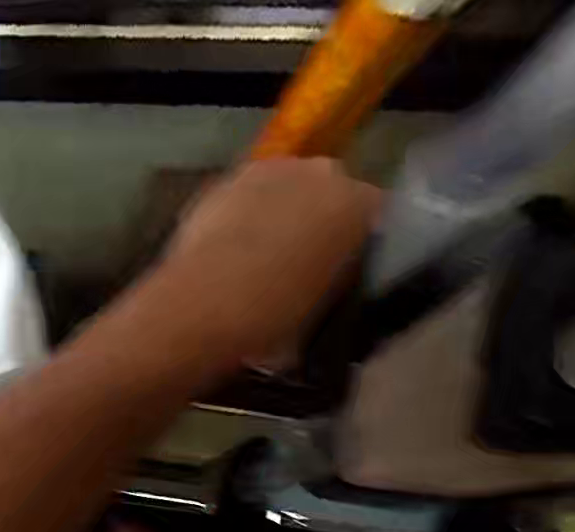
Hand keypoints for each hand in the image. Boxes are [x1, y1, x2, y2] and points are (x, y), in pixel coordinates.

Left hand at [152, 158, 379, 357]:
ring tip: (248, 256)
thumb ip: (331, 286)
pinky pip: (237, 198)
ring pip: (278, 189)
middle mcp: (321, 174)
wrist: (205, 305)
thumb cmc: (272, 316)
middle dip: (309, 220)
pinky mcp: (221, 181)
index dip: (348, 244)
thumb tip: (320, 292)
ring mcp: (268, 171)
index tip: (333, 267)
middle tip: (288, 261)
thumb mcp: (319, 313)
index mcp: (359, 206)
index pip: (369, 217)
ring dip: (270, 213)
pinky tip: (219, 250)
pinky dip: (233, 217)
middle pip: (322, 192)